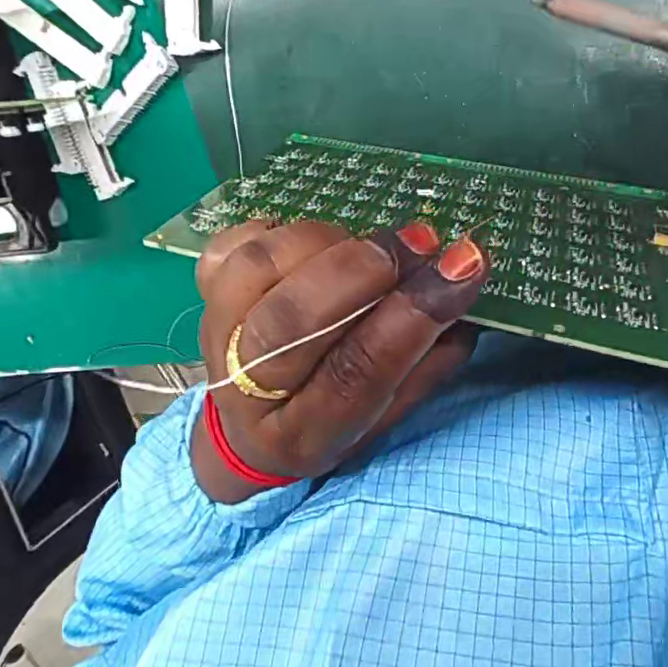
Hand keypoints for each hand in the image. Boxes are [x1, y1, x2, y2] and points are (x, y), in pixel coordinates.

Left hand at [190, 220, 488, 501]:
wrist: (250, 432)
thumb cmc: (332, 422)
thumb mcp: (387, 415)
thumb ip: (426, 362)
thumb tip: (460, 284)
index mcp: (304, 437)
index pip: (356, 373)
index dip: (412, 314)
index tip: (463, 265)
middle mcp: (248, 391)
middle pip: (291, 319)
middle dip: (360, 270)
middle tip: (415, 244)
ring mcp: (216, 336)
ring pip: (258, 268)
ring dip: (324, 242)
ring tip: (364, 249)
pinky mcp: (204, 296)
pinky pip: (232, 243)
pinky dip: (278, 229)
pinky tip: (312, 244)